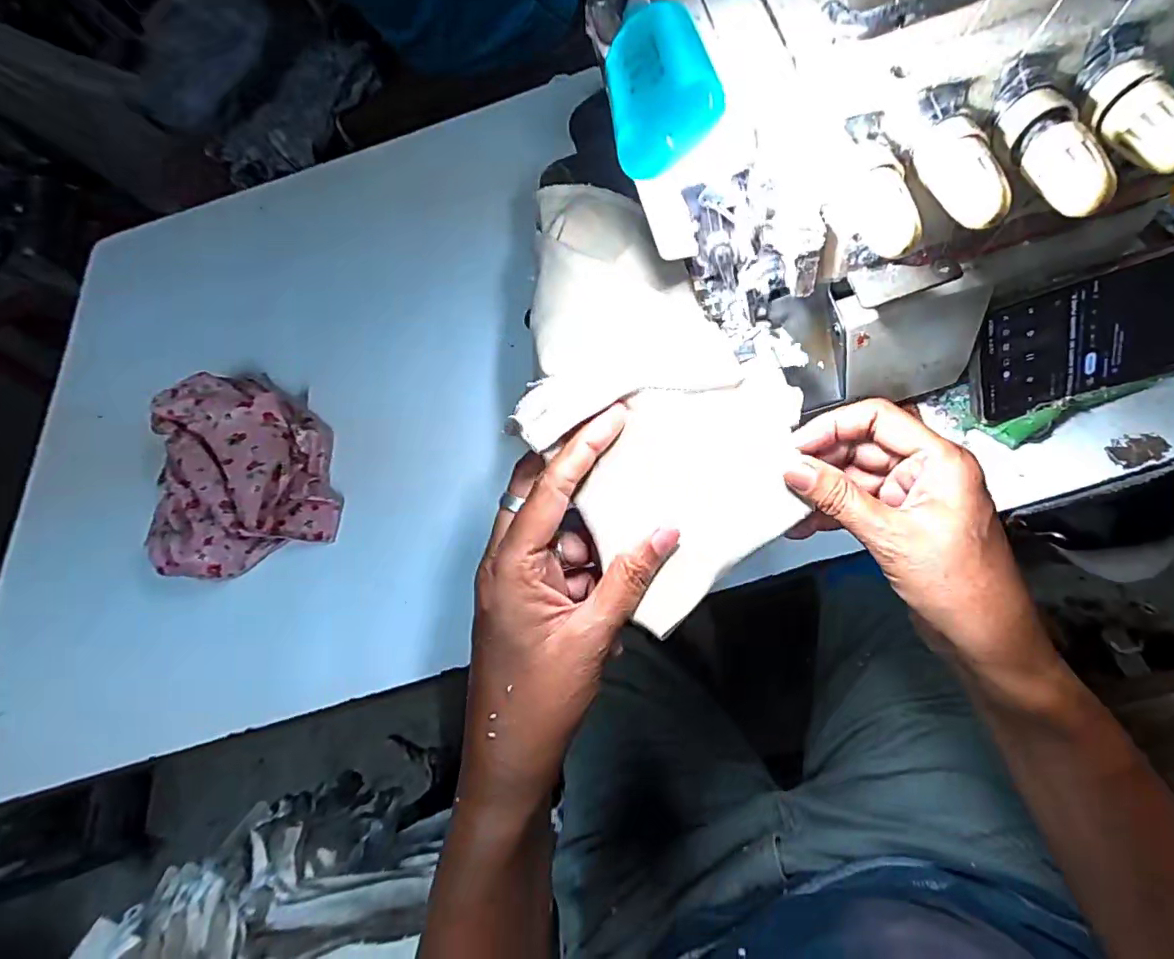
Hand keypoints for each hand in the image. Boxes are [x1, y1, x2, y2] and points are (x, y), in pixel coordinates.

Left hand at [465, 404, 679, 809]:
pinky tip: (620, 573)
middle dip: (578, 470)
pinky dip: (592, 559)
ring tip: (633, 518)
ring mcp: (518, 578)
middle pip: (540, 495)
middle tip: (619, 441)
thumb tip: (667, 531)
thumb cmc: (540, 698)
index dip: (581, 448)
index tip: (611, 417)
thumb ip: (630, 578)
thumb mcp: (592, 634)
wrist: (510, 755)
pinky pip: (565, 559)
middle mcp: (507, 560)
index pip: (546, 488)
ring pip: (558, 529)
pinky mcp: (532, 596)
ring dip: (592, 526)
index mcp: (510, 563)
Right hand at [783, 399, 1050, 669]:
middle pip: (865, 446)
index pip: (878, 419)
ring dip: (825, 489)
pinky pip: (863, 503)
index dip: (833, 426)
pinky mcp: (905, 520)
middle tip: (788, 472)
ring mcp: (916, 496)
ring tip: (793, 500)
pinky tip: (809, 522)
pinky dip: (835, 510)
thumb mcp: (891, 537)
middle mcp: (930, 472)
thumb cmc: (967, 590)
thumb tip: (801, 471)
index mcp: (941, 461)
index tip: (800, 444)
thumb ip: (839, 499)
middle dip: (824, 460)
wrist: (986, 639)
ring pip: (859, 477)